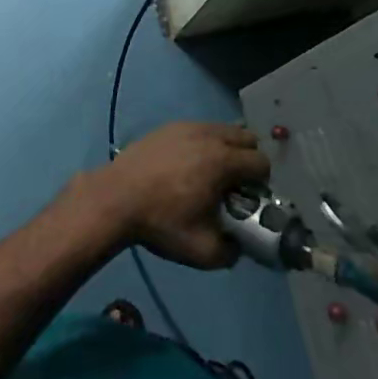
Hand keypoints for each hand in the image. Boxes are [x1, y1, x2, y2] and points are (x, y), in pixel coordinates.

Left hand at [80, 122, 268, 269]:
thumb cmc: (162, 222)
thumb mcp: (202, 251)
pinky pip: (200, 129)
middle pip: (247, 138)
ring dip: (227, 148)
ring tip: (210, 174)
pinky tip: (186, 165)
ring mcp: (188, 126)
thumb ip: (230, 252)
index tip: (249, 197)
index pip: (261, 162)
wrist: (115, 199)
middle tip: (234, 184)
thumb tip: (237, 245)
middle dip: (248, 159)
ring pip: (223, 129)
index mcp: (223, 161)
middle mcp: (210, 135)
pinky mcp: (169, 126)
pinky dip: (203, 142)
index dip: (262, 182)